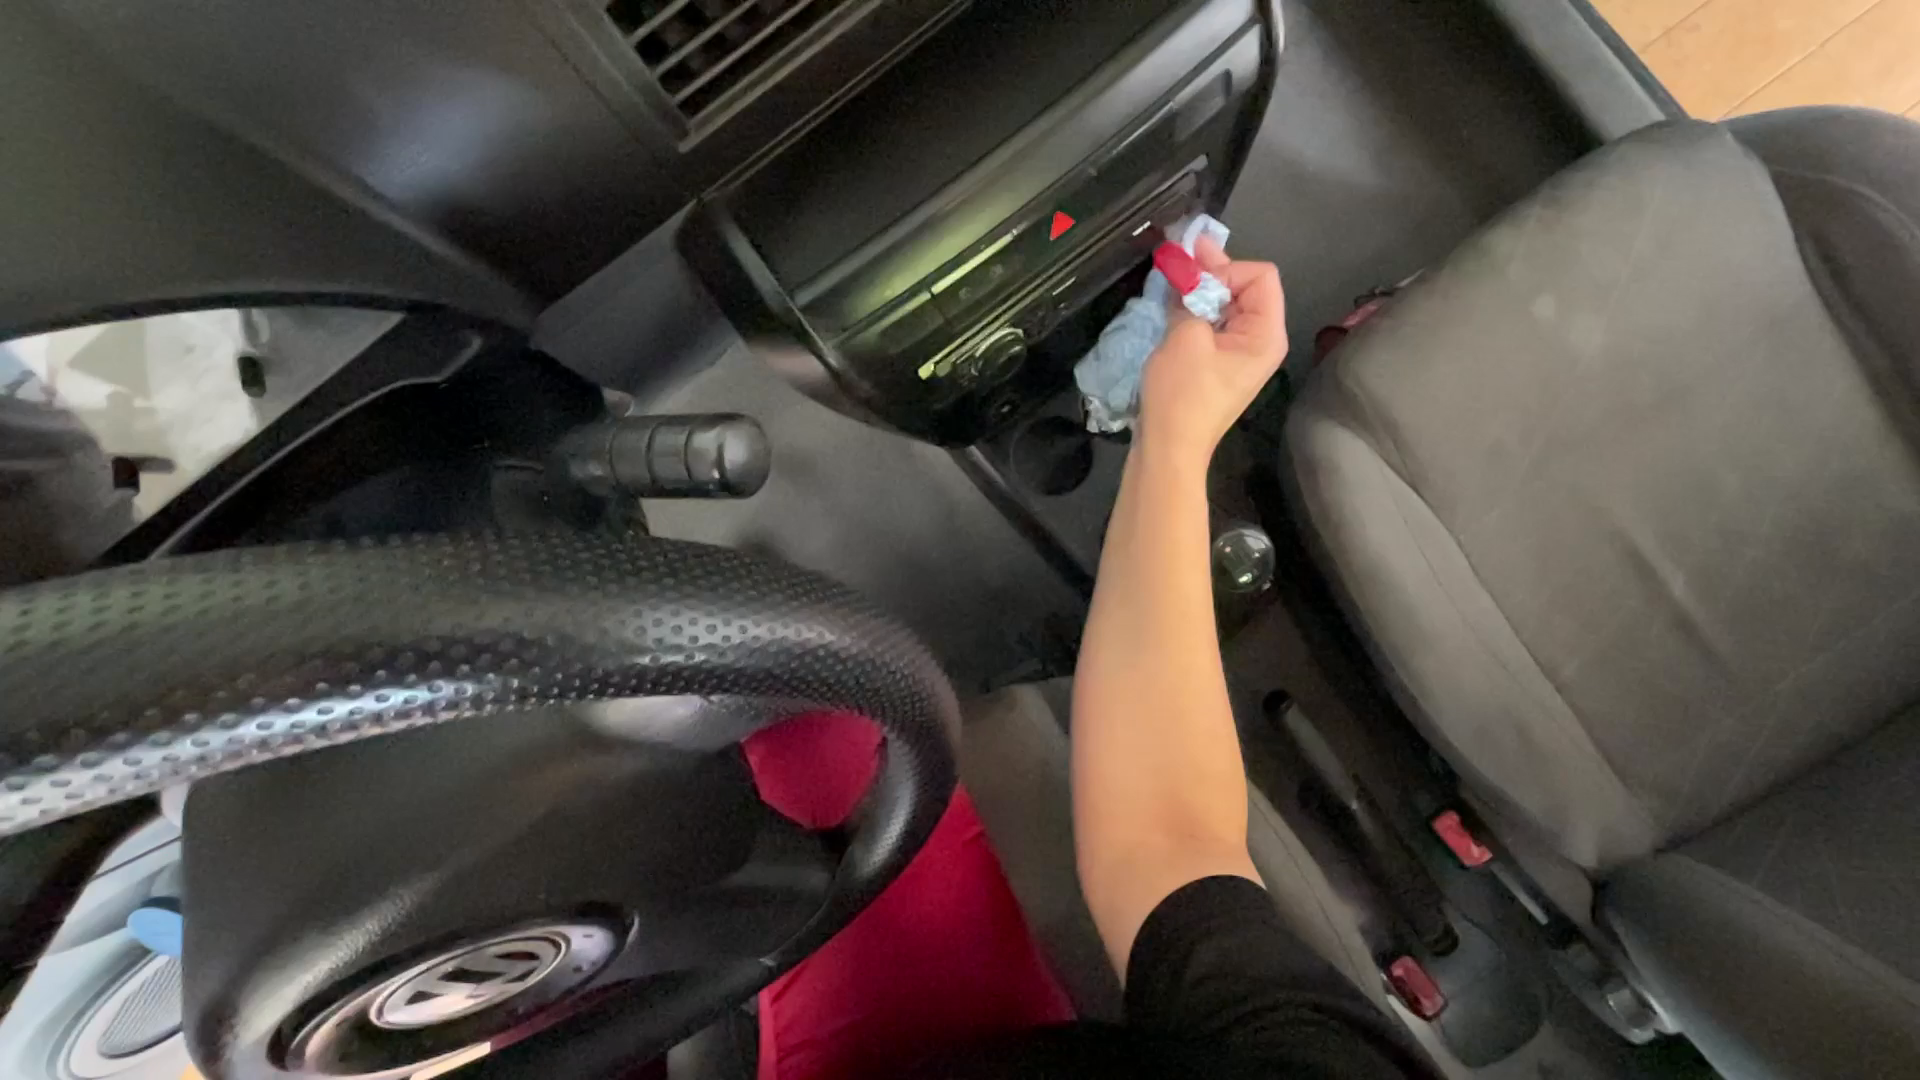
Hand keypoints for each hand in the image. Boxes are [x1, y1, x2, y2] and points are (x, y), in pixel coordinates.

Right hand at [1138, 238, 1287, 468]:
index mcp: (1266, 334)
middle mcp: (1261, 342)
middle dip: (1212, 273)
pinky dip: (1195, 315)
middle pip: (1245, 289)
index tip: (1191, 277)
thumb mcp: (1185, 336)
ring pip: (1226, 308)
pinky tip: (1173, 310)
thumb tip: (1185, 270)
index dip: (1226, 268)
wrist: (1168, 449)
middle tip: (1178, 257)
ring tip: (1172, 283)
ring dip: (1200, 293)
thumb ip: (1190, 296)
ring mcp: (1239, 356)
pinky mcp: (1218, 367)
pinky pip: (1213, 328)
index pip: (1261, 276)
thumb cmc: (1181, 394)